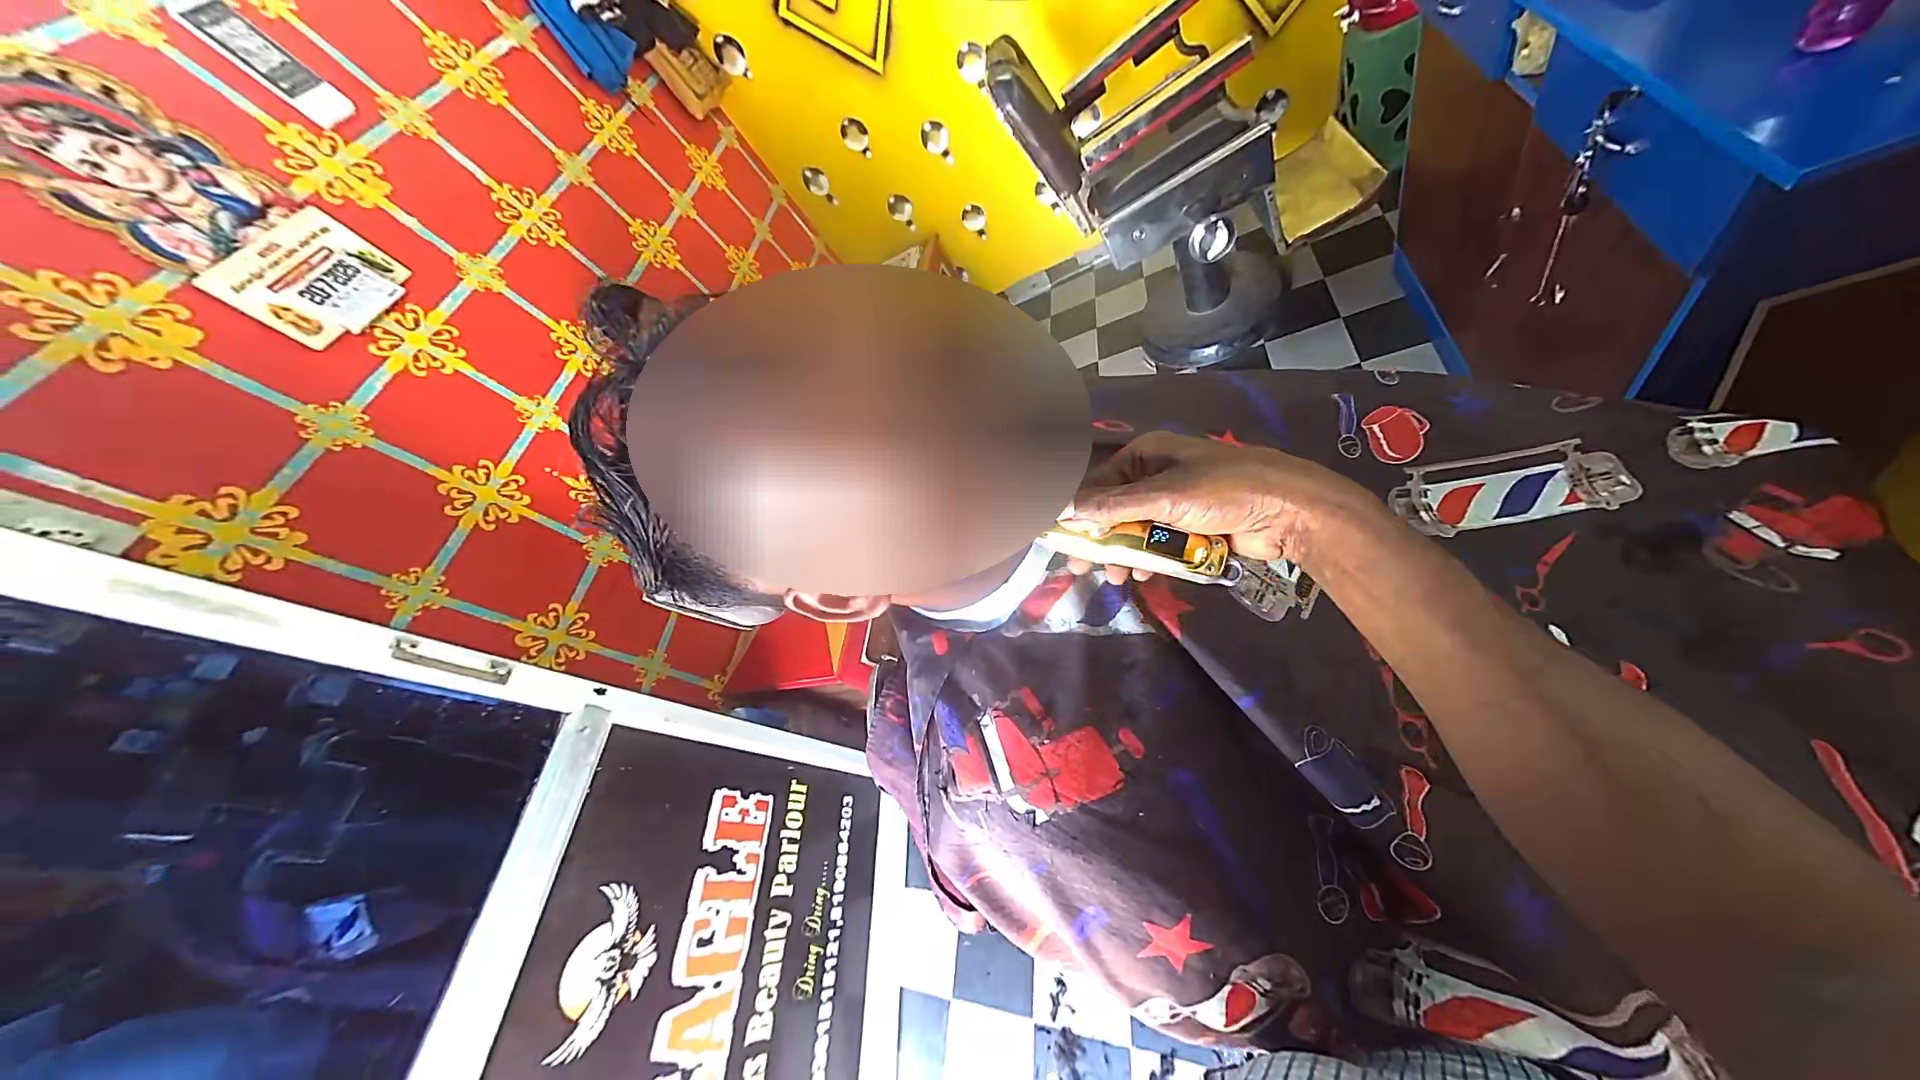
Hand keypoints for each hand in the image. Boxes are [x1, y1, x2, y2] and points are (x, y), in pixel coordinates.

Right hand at [1058, 432, 1378, 581]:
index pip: (1098, 484)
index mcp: (1147, 455)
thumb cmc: (1225, 491)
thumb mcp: (1165, 497)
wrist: (1290, 509)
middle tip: (1082, 569)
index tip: (1064, 542)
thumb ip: (1111, 506)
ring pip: (1135, 529)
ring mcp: (1176, 501)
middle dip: (1100, 540)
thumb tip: (1060, 510)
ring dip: (1123, 554)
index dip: (1078, 513)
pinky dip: (1148, 558)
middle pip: (1113, 509)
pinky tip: (1144, 576)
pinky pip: (1159, 542)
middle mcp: (1157, 474)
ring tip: (1119, 579)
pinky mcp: (1192, 525)